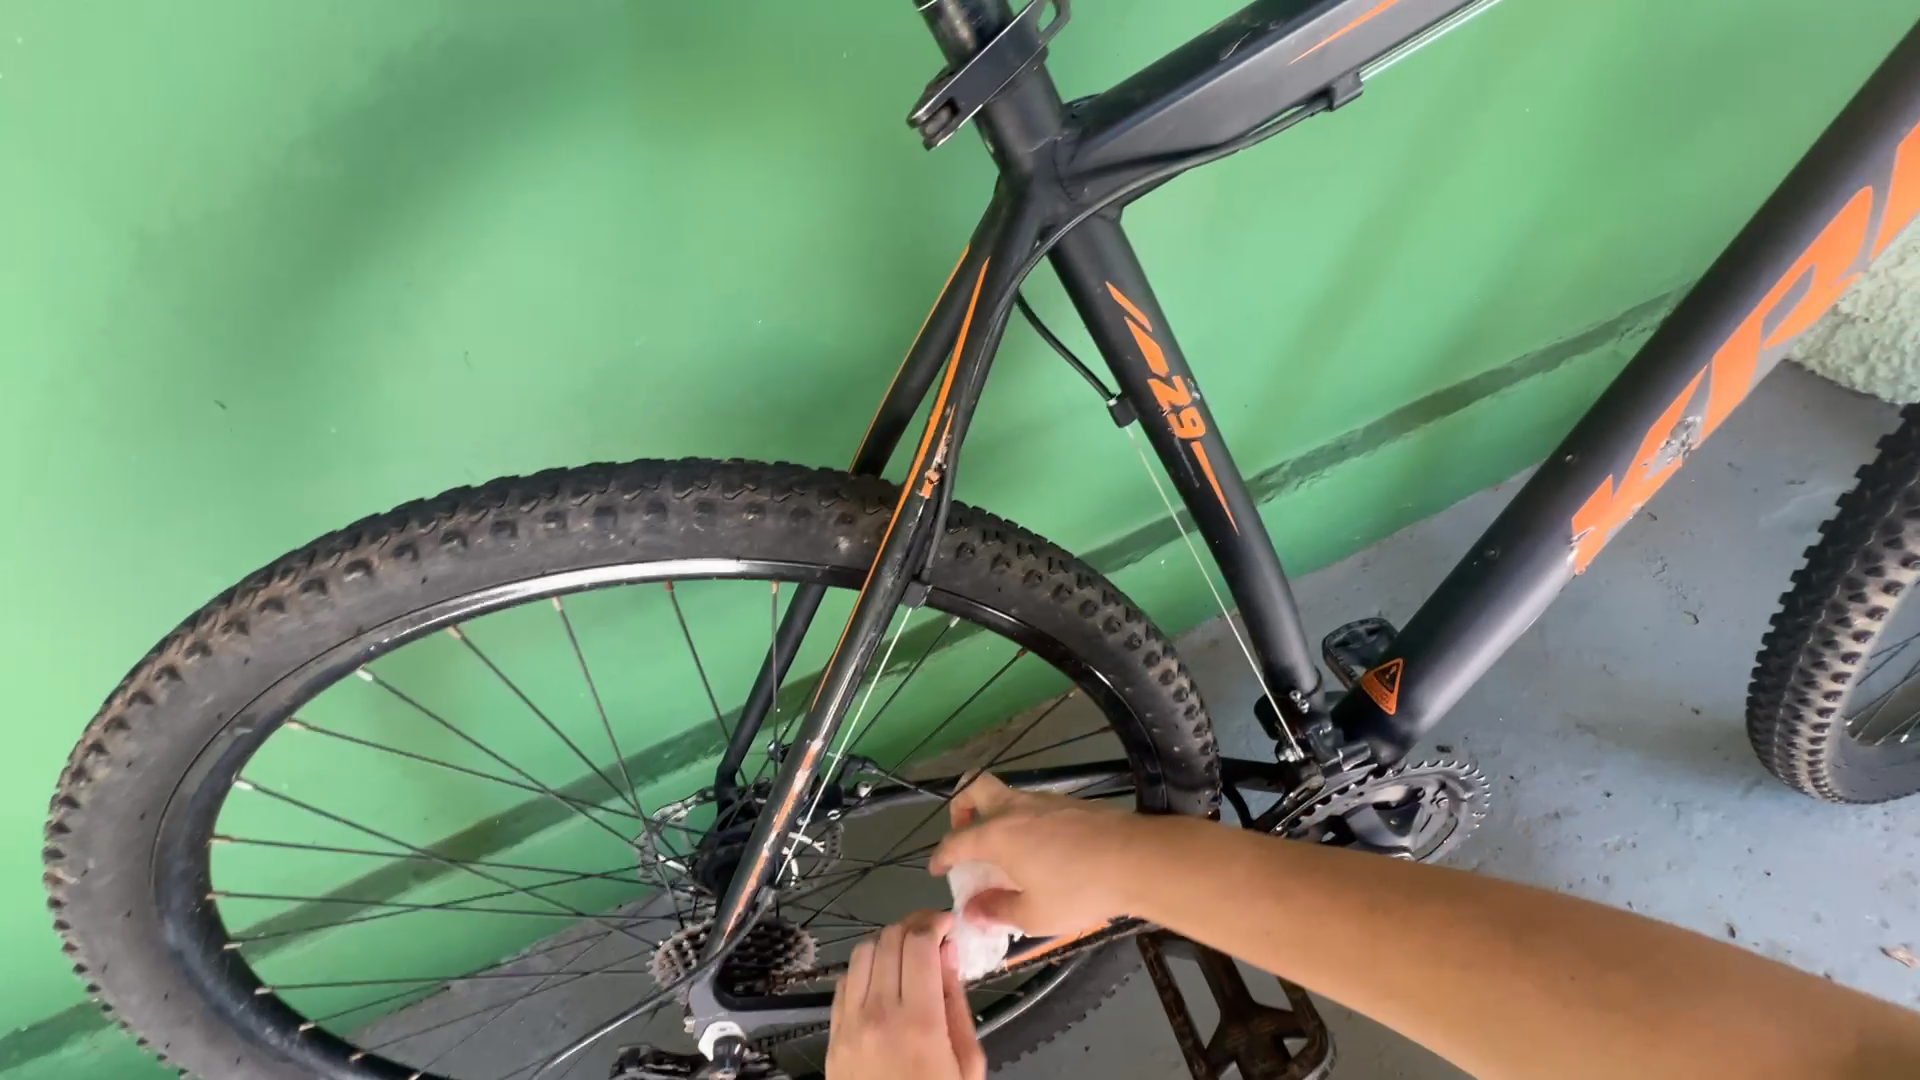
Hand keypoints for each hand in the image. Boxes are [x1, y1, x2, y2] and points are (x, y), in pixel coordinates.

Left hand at [827, 911, 984, 1079]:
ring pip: (863, 952)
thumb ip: (957, 1002)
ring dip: (888, 943)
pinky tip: (883, 981)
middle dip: (915, 926)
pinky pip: (844, 982)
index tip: (949, 924)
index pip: (919, 942)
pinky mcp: (832, 1037)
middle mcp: (878, 1014)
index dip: (936, 921)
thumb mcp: (966, 1064)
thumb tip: (948, 951)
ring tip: (908, 956)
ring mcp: (849, 1025)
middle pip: (889, 938)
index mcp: (919, 1022)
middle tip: (933, 933)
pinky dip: (865, 969)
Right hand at [930, 773, 1153, 937]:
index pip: (956, 840)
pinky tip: (1039, 850)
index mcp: (998, 834)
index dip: (941, 855)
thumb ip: (997, 910)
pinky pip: (1032, 805)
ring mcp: (1043, 801)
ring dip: (995, 815)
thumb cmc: (1078, 889)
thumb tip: (972, 909)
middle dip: (961, 806)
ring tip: (1005, 851)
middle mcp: (1015, 808)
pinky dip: (1023, 821)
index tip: (936, 869)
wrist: (1134, 858)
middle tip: (965, 833)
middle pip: (975, 787)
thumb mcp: (1034, 915)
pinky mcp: (1068, 803)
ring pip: (1006, 795)